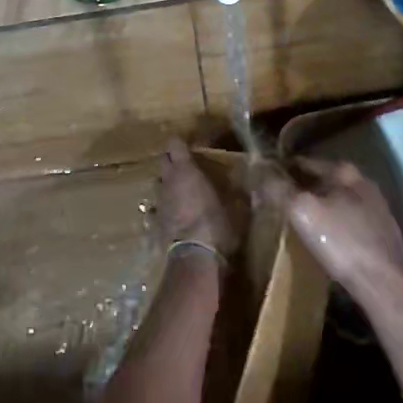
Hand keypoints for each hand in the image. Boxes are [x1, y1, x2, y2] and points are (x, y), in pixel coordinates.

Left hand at [158, 139, 237, 258]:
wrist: (195, 259)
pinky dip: (163, 209)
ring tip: (180, 190)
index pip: (175, 144)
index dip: (180, 143)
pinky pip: (156, 209)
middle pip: (163, 160)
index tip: (190, 145)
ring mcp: (159, 202)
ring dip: (167, 184)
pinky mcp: (155, 223)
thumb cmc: (217, 224)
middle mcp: (168, 181)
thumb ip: (238, 191)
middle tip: (187, 165)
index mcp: (186, 170)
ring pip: (158, 184)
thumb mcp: (236, 206)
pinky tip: (172, 215)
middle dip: (172, 160)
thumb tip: (247, 183)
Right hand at [261, 159, 402, 300]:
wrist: (383, 285)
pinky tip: (326, 242)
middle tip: (281, 203)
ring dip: (321, 209)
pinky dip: (336, 227)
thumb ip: (281, 189)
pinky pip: (351, 224)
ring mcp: (378, 211)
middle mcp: (365, 185)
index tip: (267, 180)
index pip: (308, 162)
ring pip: (340, 203)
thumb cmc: (342, 242)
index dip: (285, 169)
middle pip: (326, 182)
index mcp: (347, 172)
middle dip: (304, 190)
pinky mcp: (384, 237)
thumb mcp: (303, 212)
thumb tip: (259, 168)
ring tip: (300, 223)